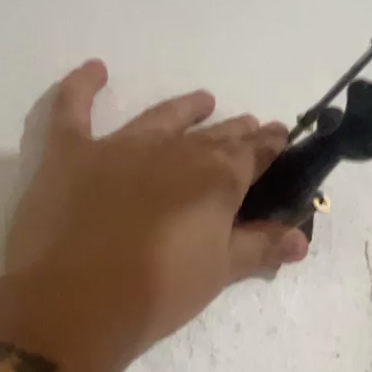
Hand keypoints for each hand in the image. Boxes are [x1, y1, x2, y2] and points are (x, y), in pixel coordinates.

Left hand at [0, 59, 308, 364]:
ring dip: (185, 109)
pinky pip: (73, 109)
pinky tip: (96, 70)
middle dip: (237, 131)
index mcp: (216, 178)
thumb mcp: (220, 272)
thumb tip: (301, 238)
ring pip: (160, 118)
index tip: (282, 140)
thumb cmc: (159, 291)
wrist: (75, 302)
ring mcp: (119, 147)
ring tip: (203, 100)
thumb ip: (261, 247)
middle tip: (252, 126)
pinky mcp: (70, 154)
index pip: (254, 154)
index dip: (271, 146)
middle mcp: (173, 151)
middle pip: (213, 135)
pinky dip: (82, 86)